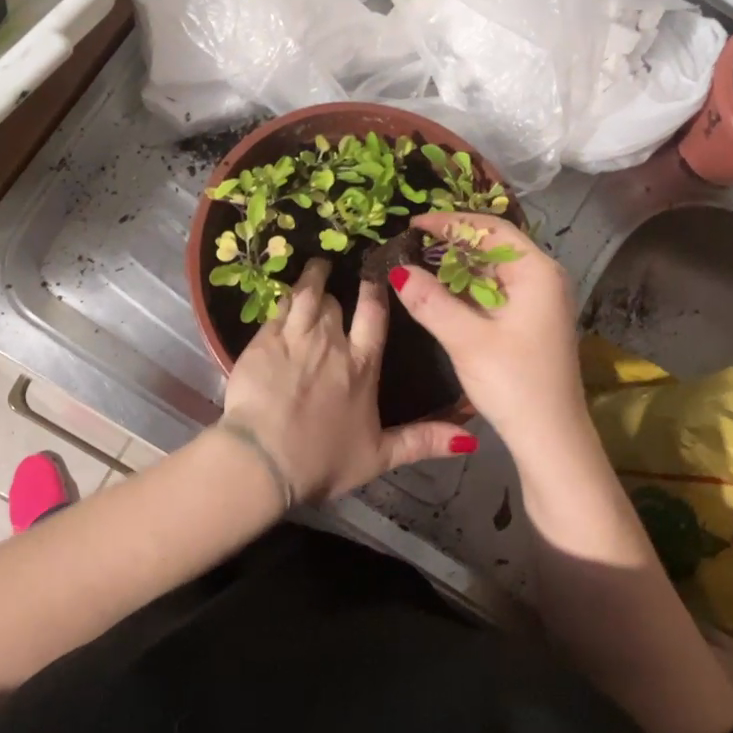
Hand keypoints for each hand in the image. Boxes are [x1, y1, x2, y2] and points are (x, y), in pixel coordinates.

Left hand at [222, 257, 472, 501]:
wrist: (265, 460)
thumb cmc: (322, 461)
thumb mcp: (379, 457)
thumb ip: (423, 441)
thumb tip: (472, 440)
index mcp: (363, 366)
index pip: (374, 315)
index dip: (374, 291)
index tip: (374, 274)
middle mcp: (331, 343)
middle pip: (335, 304)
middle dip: (335, 291)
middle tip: (334, 280)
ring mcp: (293, 339)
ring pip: (304, 297)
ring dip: (309, 282)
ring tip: (312, 271)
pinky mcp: (260, 343)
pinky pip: (274, 311)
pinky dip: (280, 301)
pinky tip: (280, 298)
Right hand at [388, 213, 588, 451]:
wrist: (550, 436)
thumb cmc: (513, 383)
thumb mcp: (466, 340)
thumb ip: (430, 301)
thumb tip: (396, 269)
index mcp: (536, 272)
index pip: (490, 229)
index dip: (449, 223)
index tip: (411, 225)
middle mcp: (544, 278)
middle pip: (494, 246)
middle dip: (452, 243)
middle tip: (410, 245)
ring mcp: (540, 301)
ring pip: (494, 270)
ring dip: (458, 267)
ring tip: (418, 264)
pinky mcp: (532, 322)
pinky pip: (496, 291)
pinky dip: (469, 288)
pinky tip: (442, 294)